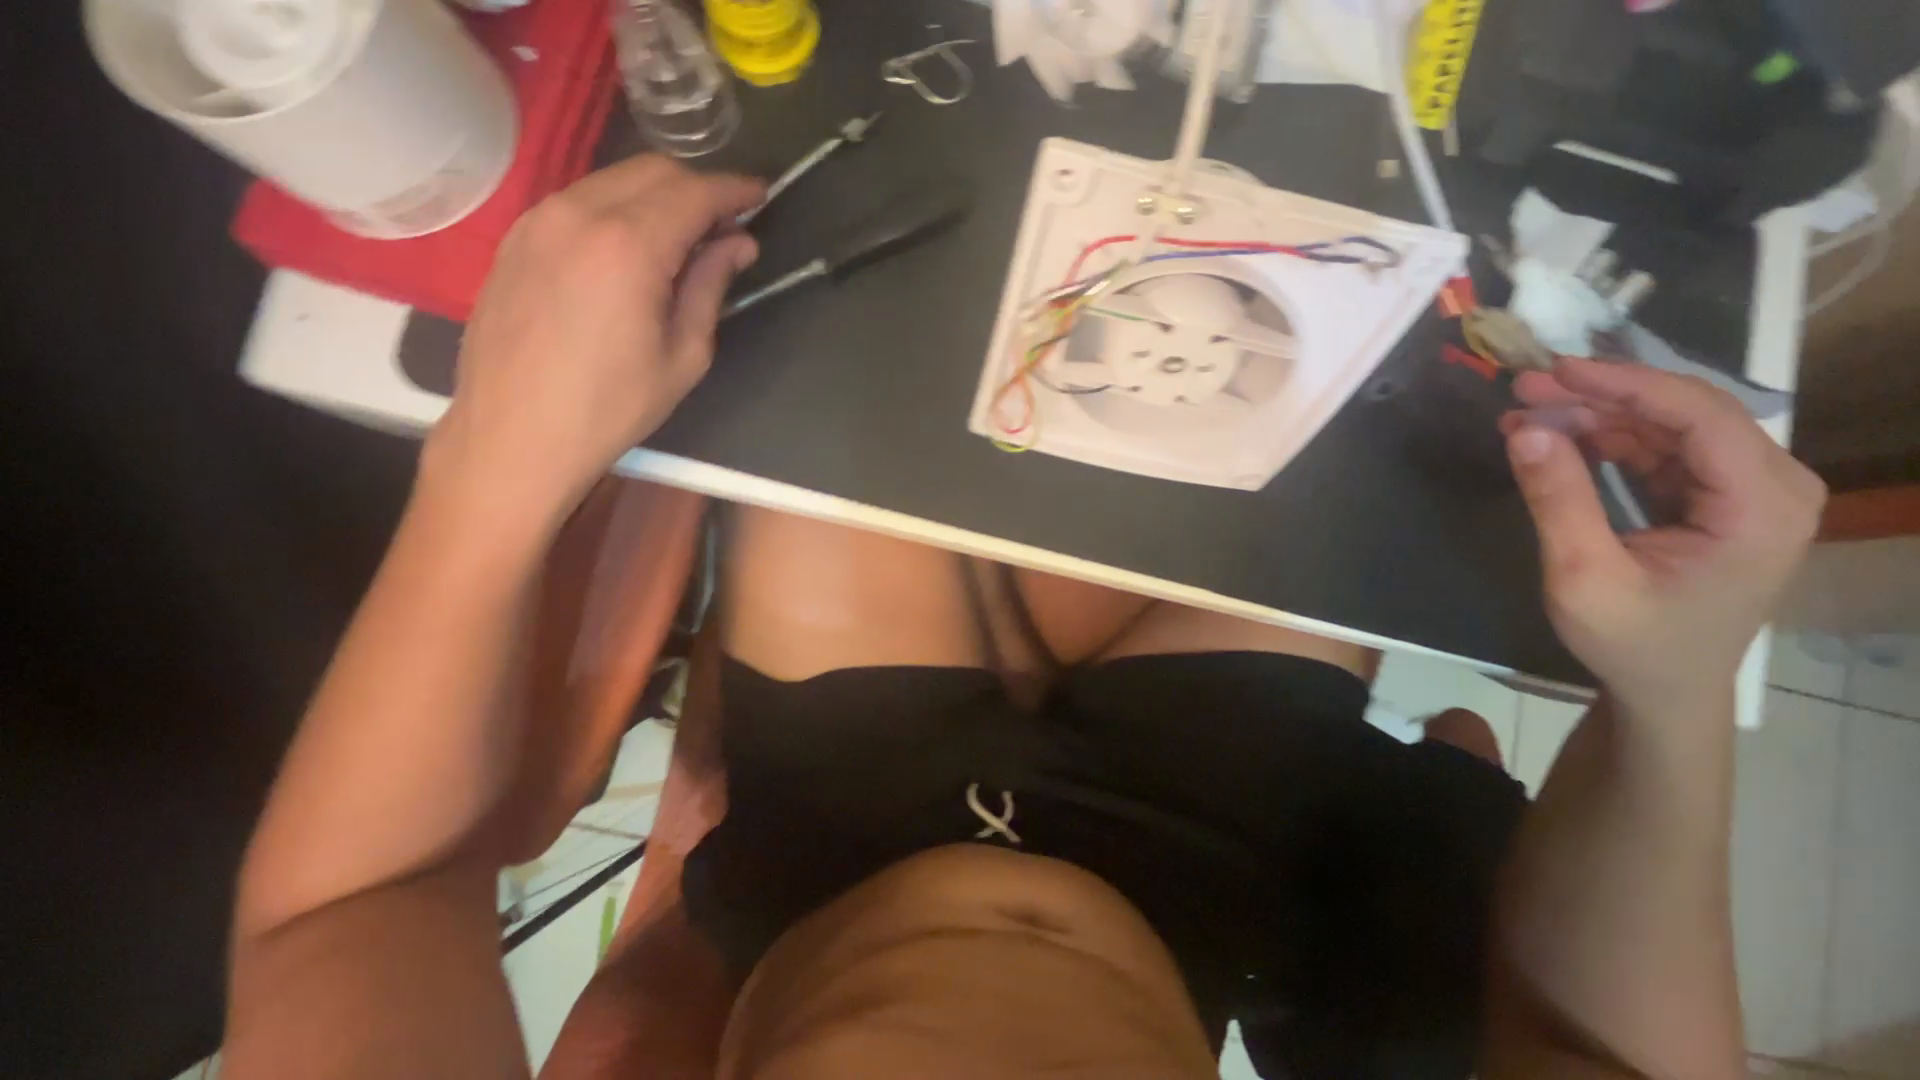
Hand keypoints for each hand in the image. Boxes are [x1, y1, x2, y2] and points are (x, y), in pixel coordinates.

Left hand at [422, 156, 764, 527]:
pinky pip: (579, 201)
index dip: (734, 190)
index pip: (694, 193)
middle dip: (697, 188)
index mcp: (629, 246)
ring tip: (680, 239)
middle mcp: (579, 214)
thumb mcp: (683, 354)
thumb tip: (737, 244)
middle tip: (724, 225)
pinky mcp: (516, 238)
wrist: (513, 435)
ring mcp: (539, 220)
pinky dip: (616, 209)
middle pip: (653, 171)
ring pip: (613, 180)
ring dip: (655, 196)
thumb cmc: (610, 407)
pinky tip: (629, 249)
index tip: (760, 196)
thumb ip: (710, 286)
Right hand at [1501, 357, 1824, 714]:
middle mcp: (1772, 486)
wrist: (1666, 688)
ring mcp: (1748, 490)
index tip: (1554, 371)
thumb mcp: (1583, 577)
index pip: (1700, 415)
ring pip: (1669, 424)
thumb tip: (1525, 429)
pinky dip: (1606, 439)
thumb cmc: (1632, 643)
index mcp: (1760, 507)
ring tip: (1526, 413)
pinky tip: (1556, 438)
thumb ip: (1559, 500)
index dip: (1625, 384)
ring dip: (1596, 415)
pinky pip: (1662, 448)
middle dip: (1601, 395)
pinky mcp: (1717, 497)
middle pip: (1687, 412)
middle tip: (1525, 388)